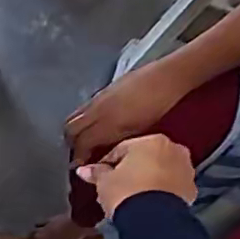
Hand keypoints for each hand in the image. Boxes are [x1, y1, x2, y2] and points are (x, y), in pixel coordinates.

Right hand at [64, 60, 195, 164]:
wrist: (170, 74)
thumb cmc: (161, 104)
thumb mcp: (140, 129)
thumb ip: (116, 140)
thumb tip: (102, 150)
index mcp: (106, 124)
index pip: (81, 143)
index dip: (78, 155)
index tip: (79, 163)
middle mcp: (95, 112)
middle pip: (70, 130)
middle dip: (70, 142)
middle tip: (77, 150)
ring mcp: (96, 99)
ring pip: (73, 117)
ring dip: (74, 129)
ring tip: (83, 135)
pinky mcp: (102, 91)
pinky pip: (83, 108)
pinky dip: (83, 117)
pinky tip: (95, 120)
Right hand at [75, 134, 196, 216]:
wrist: (153, 215)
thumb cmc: (125, 190)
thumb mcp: (103, 181)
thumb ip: (96, 172)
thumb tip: (83, 170)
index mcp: (150, 141)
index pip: (121, 149)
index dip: (106, 163)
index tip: (98, 175)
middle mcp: (173, 148)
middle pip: (144, 157)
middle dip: (130, 168)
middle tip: (114, 183)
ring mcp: (186, 167)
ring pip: (159, 169)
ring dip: (146, 177)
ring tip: (129, 193)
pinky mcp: (191, 186)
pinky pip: (169, 184)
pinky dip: (158, 188)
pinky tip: (144, 199)